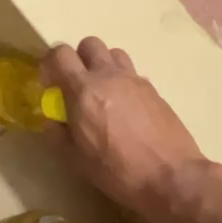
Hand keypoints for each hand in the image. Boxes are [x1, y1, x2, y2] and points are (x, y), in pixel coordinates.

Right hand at [42, 37, 213, 222]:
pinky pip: (132, 74)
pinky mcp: (154, 90)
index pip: (59, 53)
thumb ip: (59, 133)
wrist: (172, 178)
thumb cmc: (118, 171)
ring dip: (103, 66)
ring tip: (102, 93)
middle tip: (77, 86)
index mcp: (84, 90)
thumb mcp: (77, 159)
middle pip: (89, 44)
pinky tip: (125, 110)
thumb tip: (54, 120)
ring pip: (113, 53)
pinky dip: (123, 82)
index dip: (49, 65)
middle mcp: (109, 76)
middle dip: (78, 59)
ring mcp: (135, 80)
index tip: (50, 85)